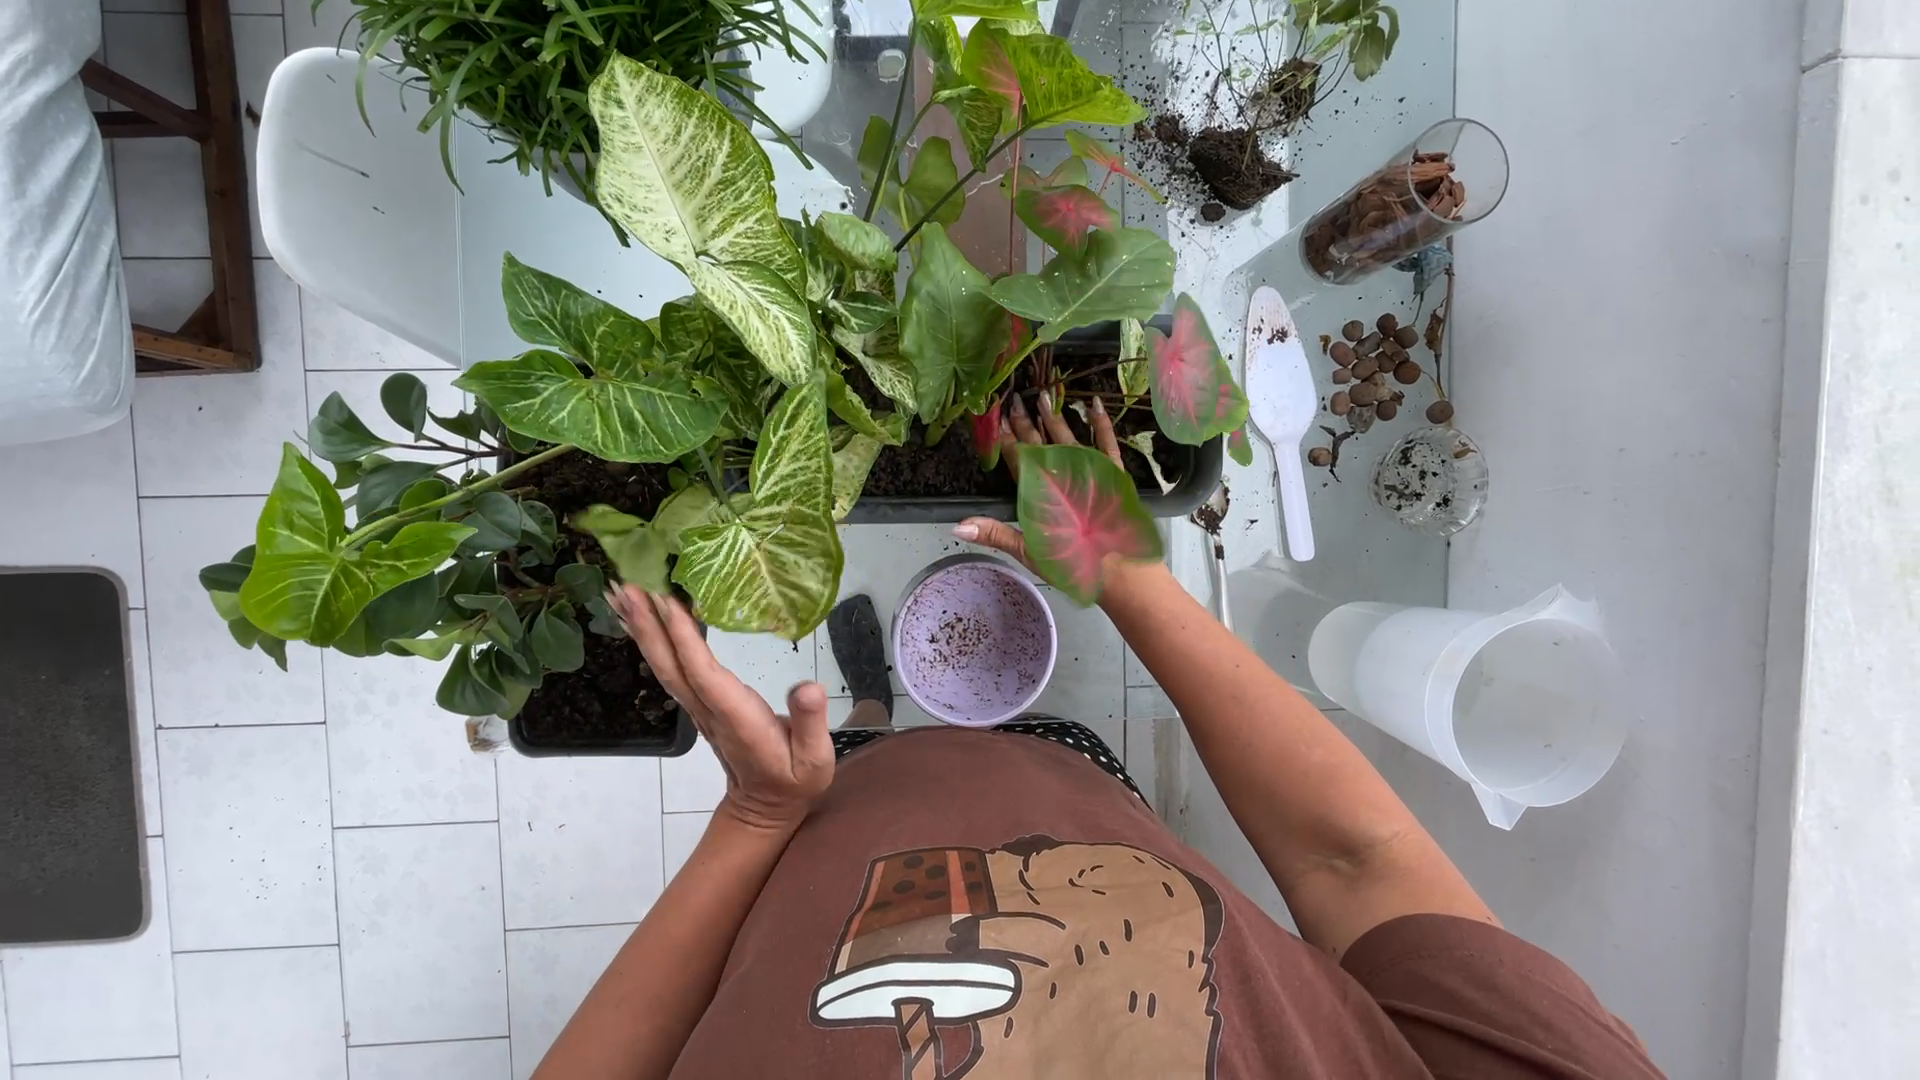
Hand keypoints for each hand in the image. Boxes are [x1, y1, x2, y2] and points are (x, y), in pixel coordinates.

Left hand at [608, 585, 833, 833]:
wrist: (766, 808)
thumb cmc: (794, 779)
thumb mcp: (815, 758)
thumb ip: (810, 722)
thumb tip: (808, 686)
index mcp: (737, 717)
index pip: (703, 674)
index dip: (685, 639)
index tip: (667, 601)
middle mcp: (709, 709)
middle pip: (671, 666)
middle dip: (648, 626)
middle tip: (626, 586)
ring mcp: (699, 707)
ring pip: (664, 666)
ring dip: (642, 630)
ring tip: (622, 595)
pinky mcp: (699, 703)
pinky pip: (671, 669)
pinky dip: (653, 642)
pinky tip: (643, 622)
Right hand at [954, 389, 1125, 569]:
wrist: (1118, 569)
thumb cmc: (1072, 564)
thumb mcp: (1029, 551)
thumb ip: (995, 534)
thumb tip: (958, 526)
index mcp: (1038, 492)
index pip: (1016, 457)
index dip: (1004, 437)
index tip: (995, 416)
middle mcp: (1061, 474)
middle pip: (1038, 443)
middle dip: (1024, 421)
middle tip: (1014, 399)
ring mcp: (1089, 470)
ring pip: (1067, 436)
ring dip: (1054, 416)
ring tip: (1043, 395)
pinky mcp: (1113, 472)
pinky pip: (1106, 441)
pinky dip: (1101, 422)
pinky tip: (1096, 404)